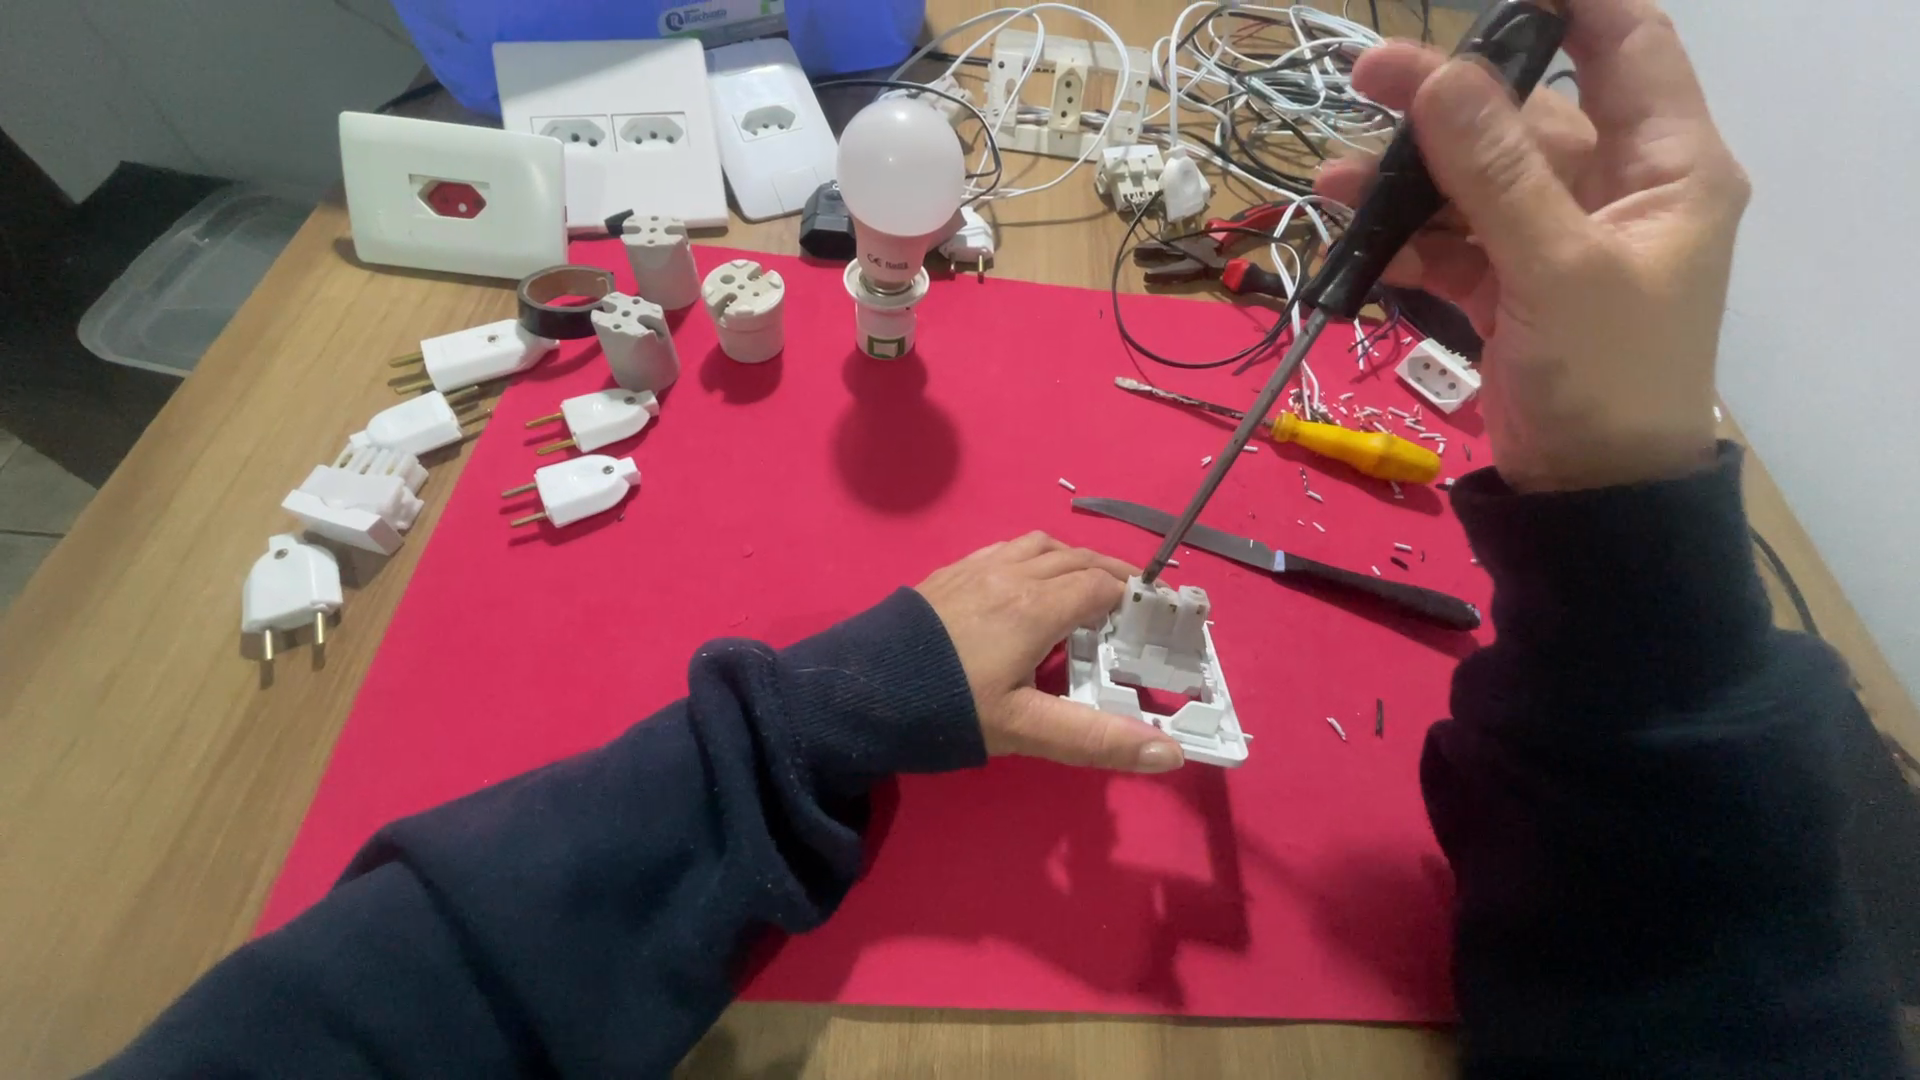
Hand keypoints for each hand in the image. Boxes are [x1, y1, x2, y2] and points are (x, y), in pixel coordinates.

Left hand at [915, 532, 1184, 773]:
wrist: (860, 692)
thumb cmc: (947, 708)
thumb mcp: (1026, 731)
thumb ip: (1097, 739)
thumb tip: (1172, 752)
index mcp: (1035, 606)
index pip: (1100, 585)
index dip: (1131, 597)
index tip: (1150, 616)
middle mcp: (1010, 574)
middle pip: (1075, 558)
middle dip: (1109, 574)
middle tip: (1128, 601)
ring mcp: (975, 569)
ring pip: (1038, 545)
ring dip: (1070, 558)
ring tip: (1082, 585)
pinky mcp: (949, 573)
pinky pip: (1004, 548)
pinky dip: (1032, 556)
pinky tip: (1024, 580)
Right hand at [1316, 0, 1747, 492]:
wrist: (1584, 483)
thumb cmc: (1604, 371)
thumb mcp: (1555, 266)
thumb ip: (1497, 175)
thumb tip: (1443, 81)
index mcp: (1665, 165)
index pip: (1627, 47)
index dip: (1566, 7)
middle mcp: (1609, 191)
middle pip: (1523, 122)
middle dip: (1445, 107)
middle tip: (1366, 79)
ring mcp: (1548, 243)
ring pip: (1471, 190)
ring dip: (1407, 185)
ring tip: (1334, 179)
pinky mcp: (1503, 289)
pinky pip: (1449, 247)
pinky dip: (1404, 243)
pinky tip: (1355, 237)